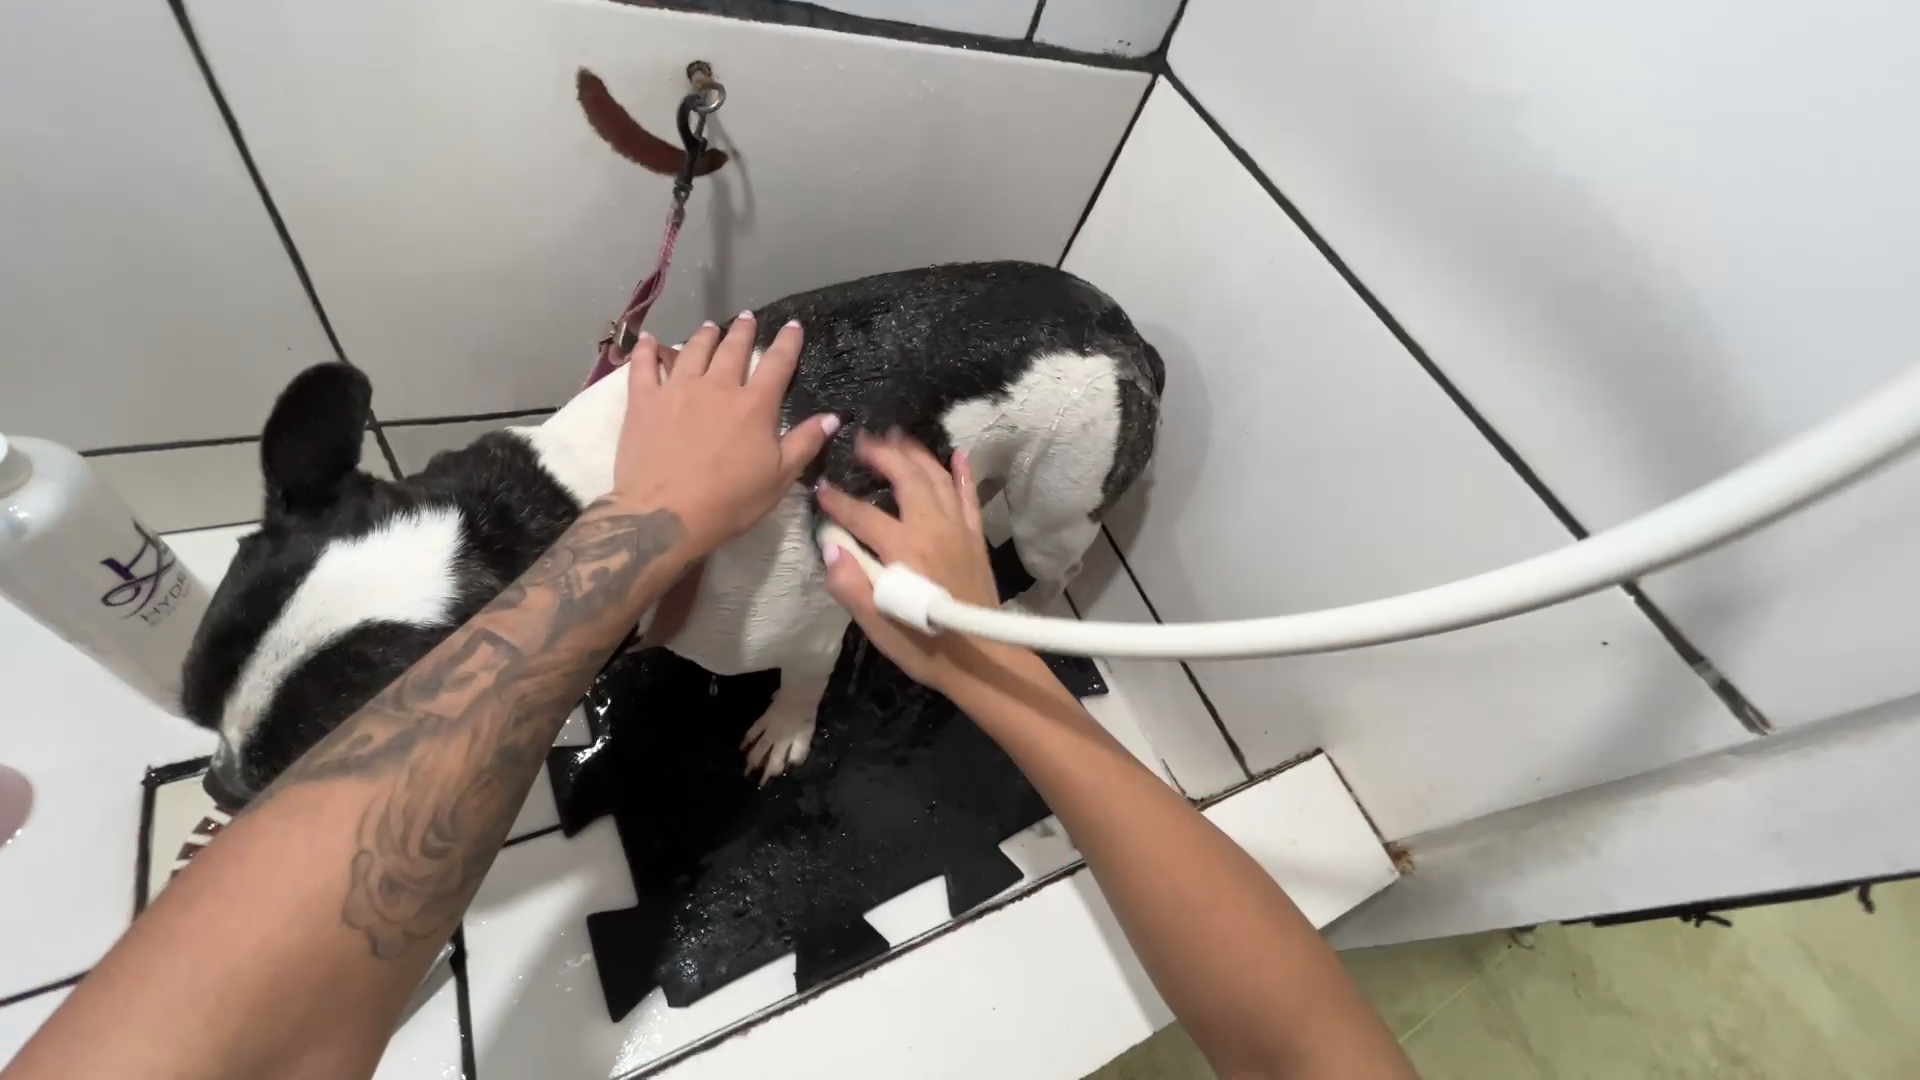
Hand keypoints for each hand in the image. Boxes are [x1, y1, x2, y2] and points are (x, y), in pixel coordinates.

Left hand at [610, 313, 837, 550]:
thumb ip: (805, 442)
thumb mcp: (780, 477)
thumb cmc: (731, 500)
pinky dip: (647, 349)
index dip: (787, 342)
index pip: (777, 364)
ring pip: (692, 350)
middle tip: (747, 318)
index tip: (792, 325)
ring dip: (704, 335)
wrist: (667, 514)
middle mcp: (717, 386)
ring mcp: (677, 389)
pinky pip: (644, 365)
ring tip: (710, 326)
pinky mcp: (644, 400)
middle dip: (743, 331)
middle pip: (733, 349)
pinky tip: (649, 339)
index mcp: (755, 405)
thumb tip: (832, 416)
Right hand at [817, 431, 1005, 695]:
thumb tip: (830, 546)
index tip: (819, 490)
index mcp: (905, 549)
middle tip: (861, 440)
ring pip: (937, 477)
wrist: (983, 659)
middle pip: (906, 478)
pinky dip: (961, 472)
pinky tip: (956, 454)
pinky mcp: (975, 537)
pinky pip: (968, 495)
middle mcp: (933, 528)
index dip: (837, 502)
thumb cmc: (926, 647)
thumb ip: (851, 585)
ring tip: (896, 437)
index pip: (862, 515)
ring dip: (916, 454)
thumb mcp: (878, 626)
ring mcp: (958, 529)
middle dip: (882, 454)